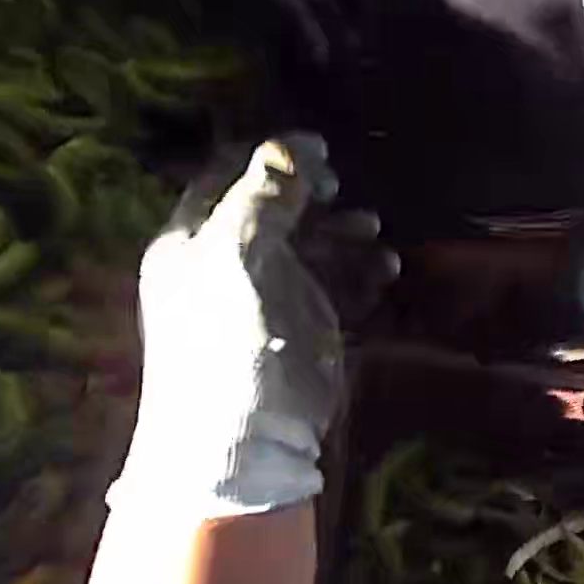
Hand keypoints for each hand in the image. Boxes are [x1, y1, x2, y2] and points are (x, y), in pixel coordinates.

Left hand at [110, 134, 347, 519]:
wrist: (247, 438)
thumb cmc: (229, 342)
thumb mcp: (238, 258)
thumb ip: (264, 199)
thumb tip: (291, 145)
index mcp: (197, 241)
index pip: (230, 179)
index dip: (272, 159)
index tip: (320, 150)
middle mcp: (234, 262)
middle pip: (281, 210)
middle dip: (316, 197)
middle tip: (345, 194)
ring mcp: (276, 294)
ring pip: (316, 246)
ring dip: (347, 234)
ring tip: (375, 231)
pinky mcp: (311, 322)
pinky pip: (341, 283)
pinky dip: (365, 271)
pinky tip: (386, 267)